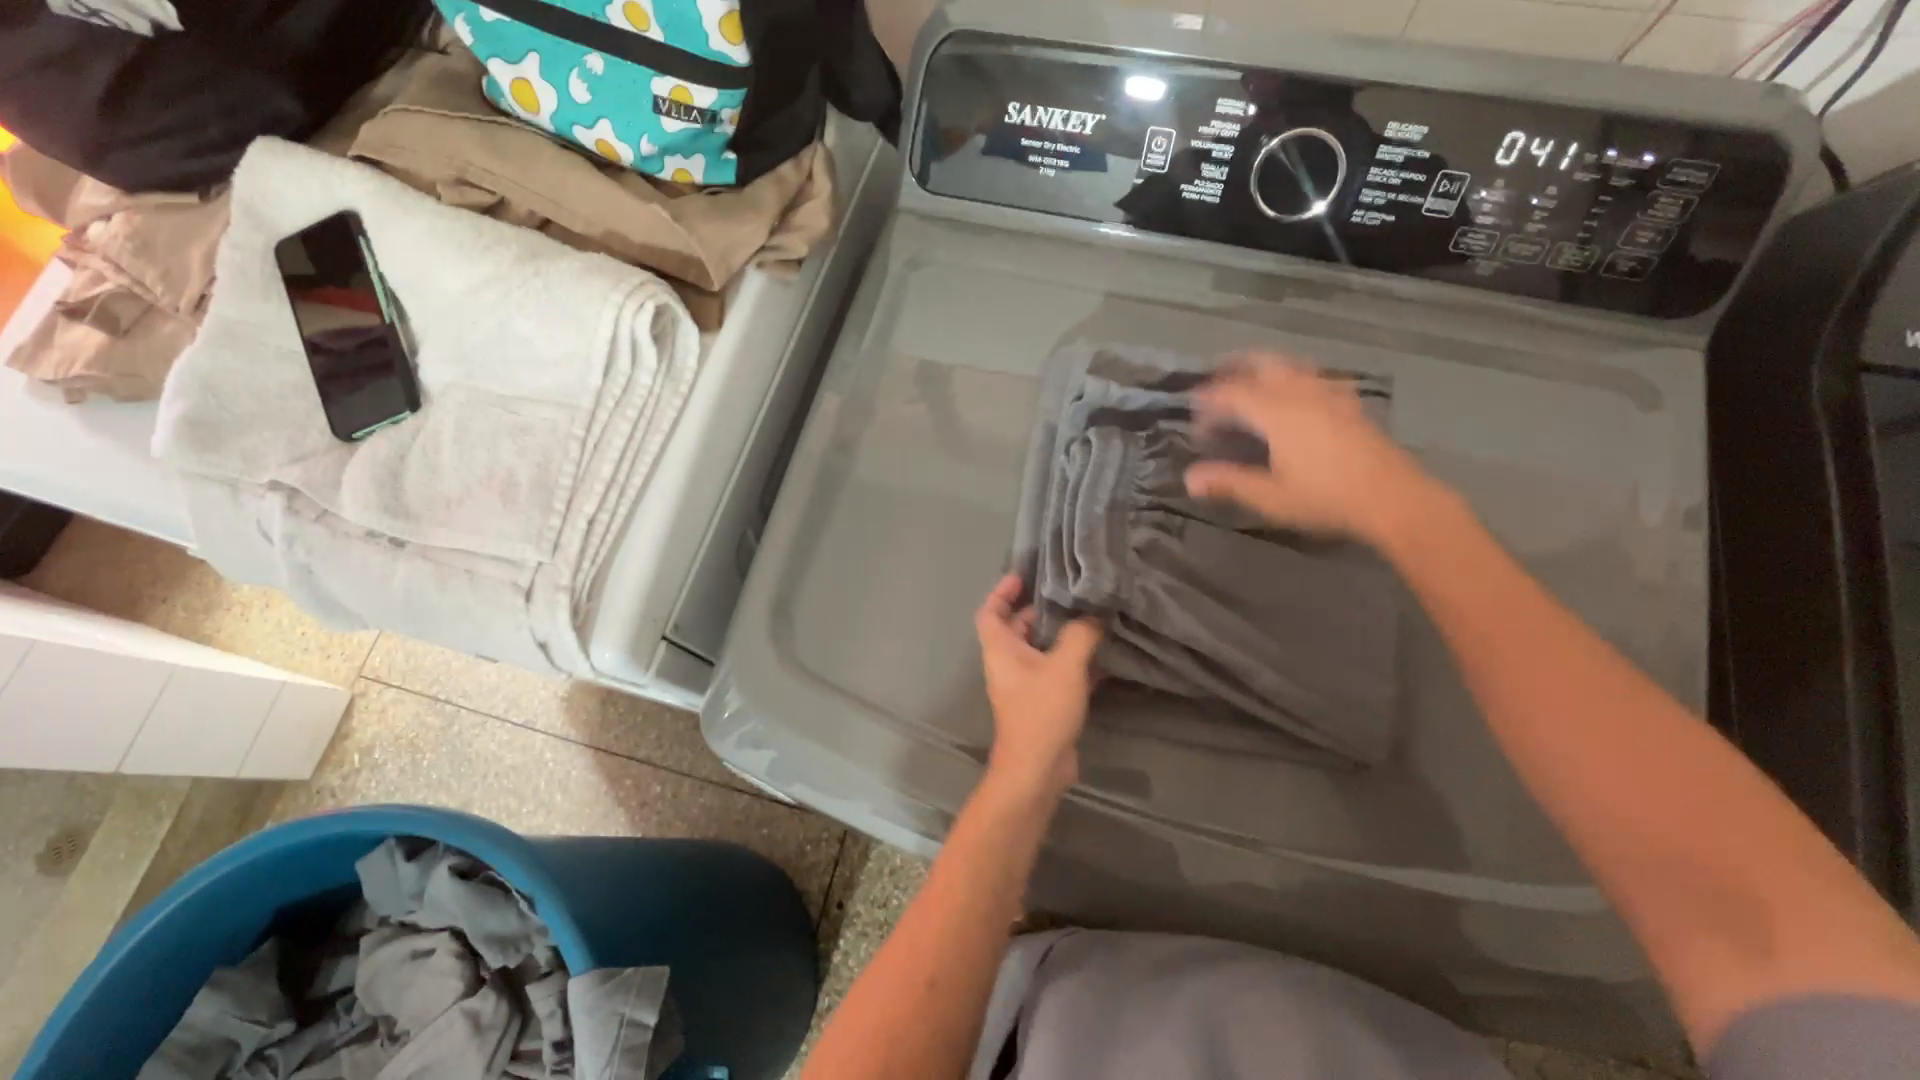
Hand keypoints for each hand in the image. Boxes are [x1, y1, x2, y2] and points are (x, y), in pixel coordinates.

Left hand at [974, 574, 1103, 796]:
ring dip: (1062, 638)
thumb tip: (1093, 615)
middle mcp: (1009, 665)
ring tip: (1091, 620)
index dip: (1001, 592)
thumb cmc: (1041, 711)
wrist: (1038, 769)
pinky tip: (1104, 659)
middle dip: (1040, 612)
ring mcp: (1026, 687)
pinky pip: (1059, 676)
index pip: (990, 613)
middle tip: (1070, 596)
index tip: (1022, 577)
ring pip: (1042, 653)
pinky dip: (1076, 665)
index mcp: (1001, 650)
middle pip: (1018, 630)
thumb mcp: (1064, 666)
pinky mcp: (1045, 705)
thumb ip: (1080, 635)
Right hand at [1186, 352, 1442, 544]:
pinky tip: (1298, 396)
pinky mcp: (1350, 404)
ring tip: (1252, 384)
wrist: (1393, 499)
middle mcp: (1301, 393)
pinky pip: (1315, 378)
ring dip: (1265, 369)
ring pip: (1291, 365)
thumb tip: (1190, 478)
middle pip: (1261, 363)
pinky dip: (1295, 379)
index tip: (1194, 420)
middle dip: (1234, 369)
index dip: (1208, 403)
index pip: (1232, 394)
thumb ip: (1229, 482)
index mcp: (1277, 412)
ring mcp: (1329, 395)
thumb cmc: (1327, 499)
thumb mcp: (1271, 496)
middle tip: (1216, 382)